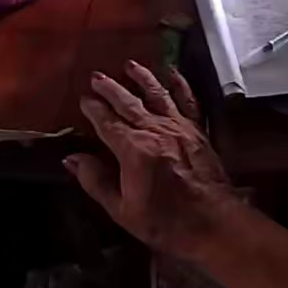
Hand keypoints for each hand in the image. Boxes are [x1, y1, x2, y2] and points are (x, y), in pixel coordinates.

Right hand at [65, 61, 244, 262]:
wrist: (214, 224)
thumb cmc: (166, 223)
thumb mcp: (122, 210)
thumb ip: (96, 181)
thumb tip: (72, 159)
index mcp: (133, 149)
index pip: (107, 122)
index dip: (94, 109)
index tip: (84, 99)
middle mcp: (154, 130)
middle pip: (128, 103)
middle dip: (110, 88)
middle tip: (97, 76)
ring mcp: (178, 127)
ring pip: (156, 94)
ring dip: (141, 78)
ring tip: (130, 64)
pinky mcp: (196, 130)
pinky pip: (187, 100)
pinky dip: (180, 84)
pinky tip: (173, 73)